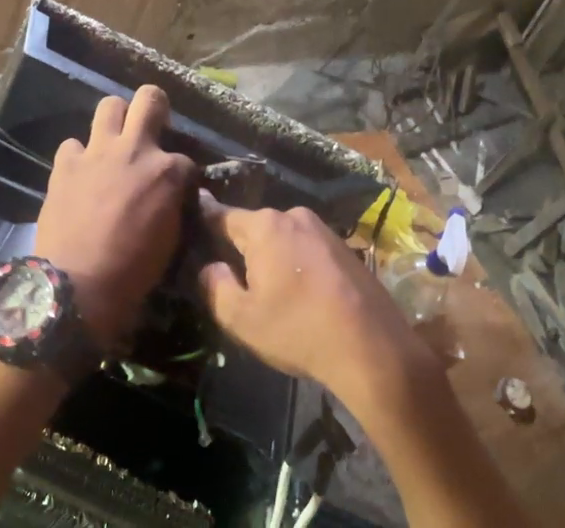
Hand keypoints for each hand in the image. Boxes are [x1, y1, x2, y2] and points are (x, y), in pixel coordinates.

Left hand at [33, 86, 196, 344]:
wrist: (78, 284)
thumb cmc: (133, 272)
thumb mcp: (170, 238)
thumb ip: (173, 205)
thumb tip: (172, 196)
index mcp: (167, 171)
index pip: (187, 159)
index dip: (183, 176)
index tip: (177, 190)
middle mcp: (135, 149)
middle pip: (150, 98)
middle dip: (155, 106)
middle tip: (152, 124)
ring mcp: (97, 152)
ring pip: (109, 105)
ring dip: (115, 119)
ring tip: (114, 140)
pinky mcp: (65, 163)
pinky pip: (73, 144)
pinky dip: (79, 156)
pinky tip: (80, 173)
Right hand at [196, 192, 432, 402]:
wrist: (373, 349)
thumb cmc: (298, 330)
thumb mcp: (242, 319)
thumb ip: (215, 287)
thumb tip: (210, 267)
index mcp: (265, 226)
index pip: (222, 216)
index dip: (204, 222)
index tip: (192, 222)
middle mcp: (294, 216)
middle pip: (255, 228)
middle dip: (242, 249)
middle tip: (234, 281)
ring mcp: (325, 231)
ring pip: (284, 240)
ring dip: (274, 260)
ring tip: (271, 294)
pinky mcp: (347, 250)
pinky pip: (309, 252)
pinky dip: (299, 267)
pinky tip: (303, 297)